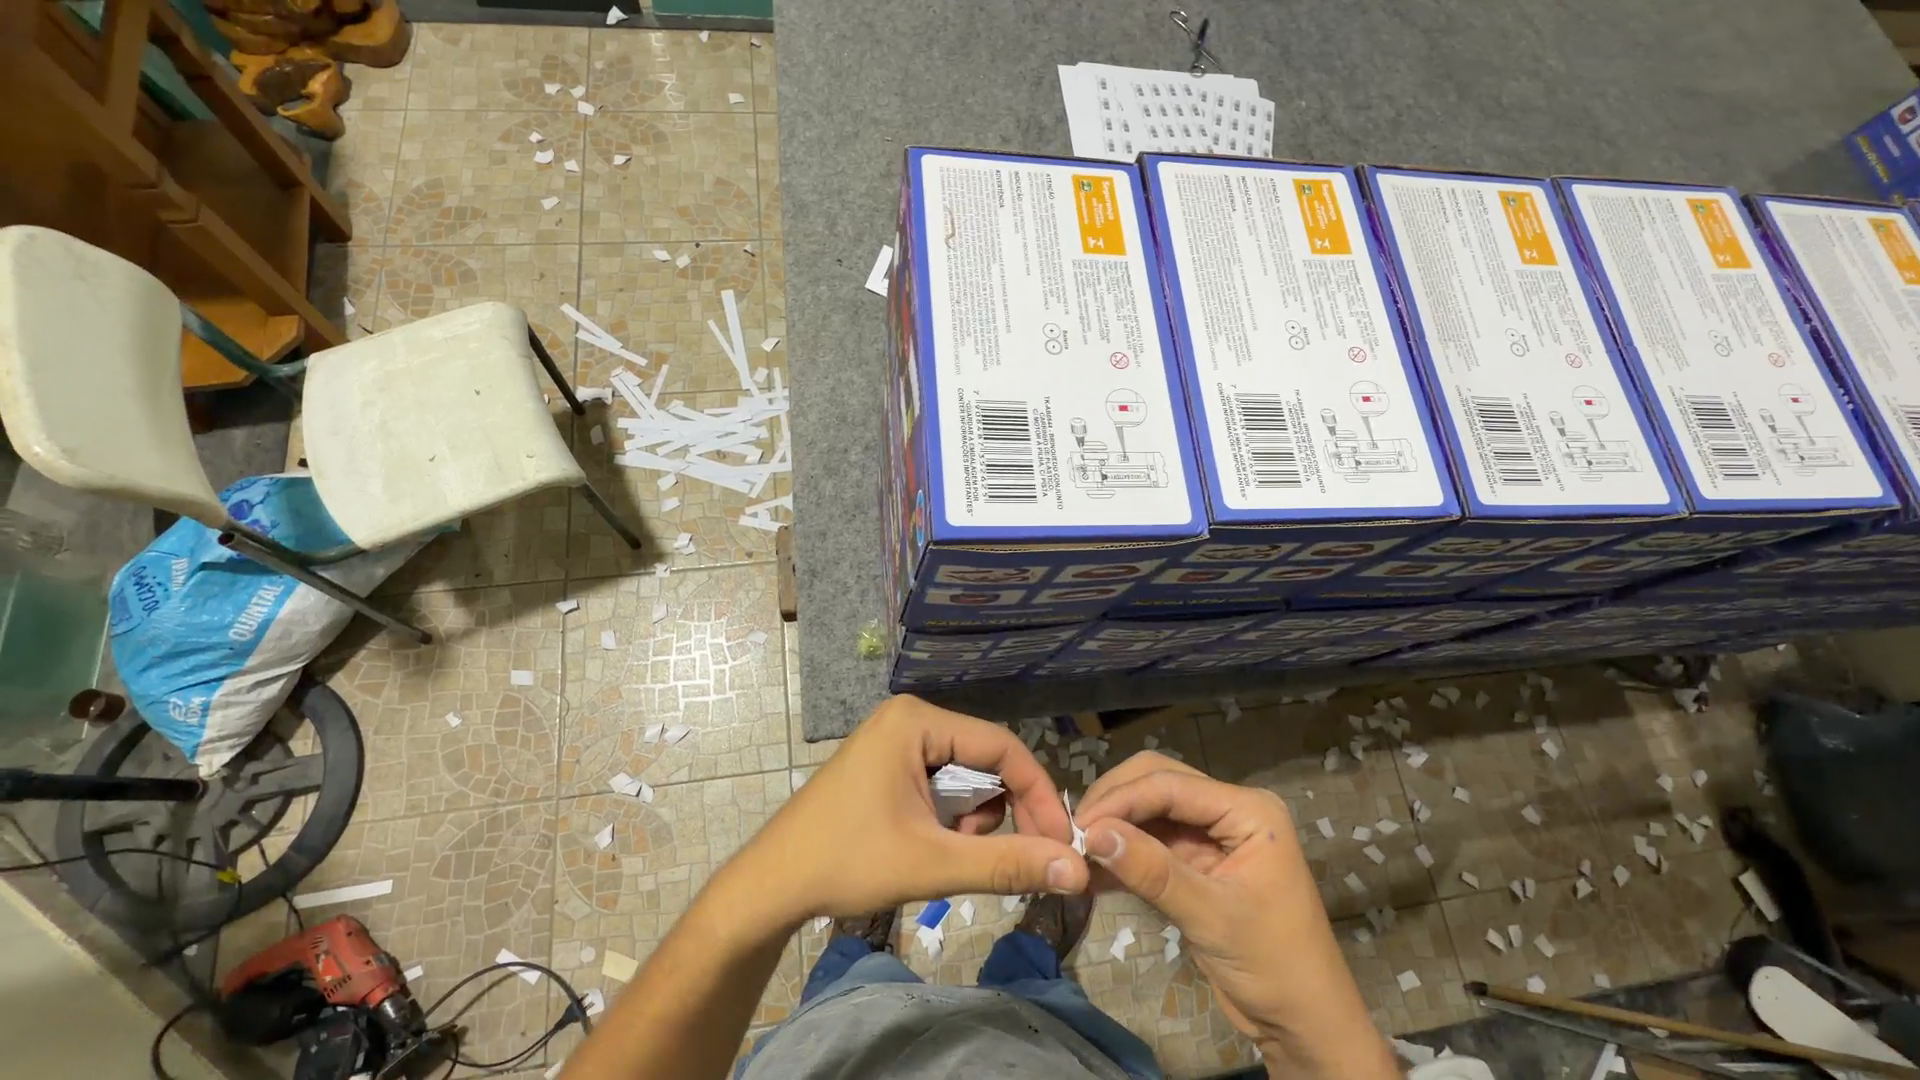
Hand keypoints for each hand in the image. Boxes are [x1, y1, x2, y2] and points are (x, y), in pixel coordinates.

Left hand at [738, 696, 1089, 923]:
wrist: (771, 885)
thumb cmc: (846, 863)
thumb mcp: (932, 864)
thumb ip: (1008, 864)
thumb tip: (1078, 870)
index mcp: (917, 721)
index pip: (1002, 747)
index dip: (1038, 795)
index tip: (1061, 843)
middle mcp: (909, 719)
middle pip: (985, 760)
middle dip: (1000, 812)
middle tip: (1008, 859)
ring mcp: (895, 740)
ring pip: (966, 776)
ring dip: (973, 820)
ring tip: (946, 853)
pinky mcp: (887, 765)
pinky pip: (941, 784)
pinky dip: (950, 818)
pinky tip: (929, 845)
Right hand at [1075, 752, 1396, 1077]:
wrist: (1304, 1024)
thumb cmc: (1274, 965)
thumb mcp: (1212, 916)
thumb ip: (1153, 870)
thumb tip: (1093, 834)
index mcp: (1248, 810)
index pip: (1170, 784)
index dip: (1120, 799)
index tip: (1076, 826)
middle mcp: (1229, 811)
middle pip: (1158, 783)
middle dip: (1114, 803)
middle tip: (1072, 833)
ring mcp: (1212, 836)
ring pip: (1150, 811)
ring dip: (1115, 827)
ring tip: (1075, 850)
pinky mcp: (1196, 863)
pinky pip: (1151, 843)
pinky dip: (1123, 853)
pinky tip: (1093, 870)